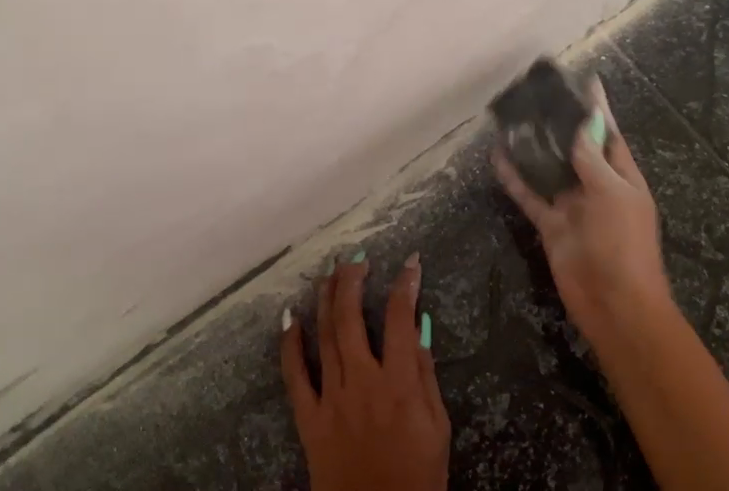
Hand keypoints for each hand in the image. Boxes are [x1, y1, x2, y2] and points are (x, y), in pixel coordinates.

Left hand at [281, 256, 449, 490]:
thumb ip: (424, 374)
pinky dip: (290, 344)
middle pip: (352, 318)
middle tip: (356, 258)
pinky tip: (290, 318)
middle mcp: (362, 382)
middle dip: (353, 281)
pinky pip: (295, 376)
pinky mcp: (309, 419)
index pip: (400, 318)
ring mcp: (332, 398)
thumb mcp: (438, 425)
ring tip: (330, 274)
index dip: (406, 284)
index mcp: (398, 383)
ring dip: (326, 300)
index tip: (410, 262)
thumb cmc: (418, 475)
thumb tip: (418, 328)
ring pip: (324, 337)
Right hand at [493, 74, 672, 344]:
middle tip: (537, 96)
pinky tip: (498, 157)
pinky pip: (531, 196)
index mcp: (623, 177)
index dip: (598, 110)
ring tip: (513, 119)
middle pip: (576, 149)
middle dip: (560, 125)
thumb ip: (592, 159)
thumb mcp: (612, 194)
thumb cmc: (624, 244)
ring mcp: (573, 206)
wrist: (615, 305)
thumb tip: (583, 124)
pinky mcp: (551, 225)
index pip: (609, 134)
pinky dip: (515, 178)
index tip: (588, 81)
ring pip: (550, 170)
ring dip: (534, 148)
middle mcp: (598, 187)